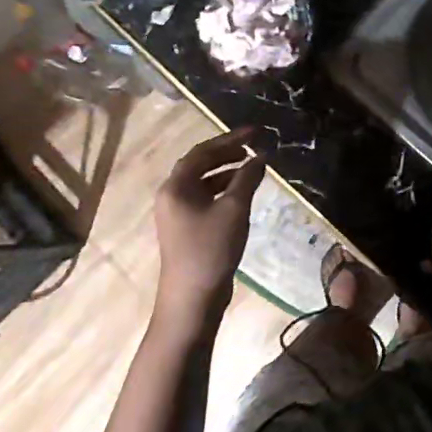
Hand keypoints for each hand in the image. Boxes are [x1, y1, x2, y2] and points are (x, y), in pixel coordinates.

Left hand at [153, 127, 265, 320]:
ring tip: (253, 167)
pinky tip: (243, 193)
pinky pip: (205, 199)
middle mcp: (171, 195)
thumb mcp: (234, 210)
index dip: (229, 139)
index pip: (202, 151)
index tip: (255, 133)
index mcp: (176, 186)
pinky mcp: (186, 228)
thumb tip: (260, 157)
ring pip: (203, 183)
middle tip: (254, 146)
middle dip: (227, 153)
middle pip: (199, 165)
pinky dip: (224, 191)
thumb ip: (247, 179)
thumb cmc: (211, 249)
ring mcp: (177, 213)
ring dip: (227, 172)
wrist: (193, 298)